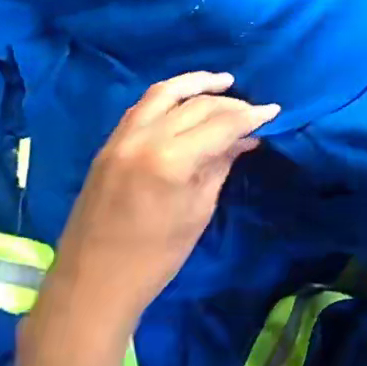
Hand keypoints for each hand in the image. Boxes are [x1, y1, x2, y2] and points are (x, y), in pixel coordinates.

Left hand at [53, 72, 279, 321]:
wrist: (93, 283)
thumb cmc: (155, 258)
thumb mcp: (198, 211)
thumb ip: (220, 165)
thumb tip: (244, 139)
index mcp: (170, 159)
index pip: (220, 124)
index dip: (250, 116)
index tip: (273, 111)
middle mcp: (144, 138)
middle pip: (195, 105)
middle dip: (228, 103)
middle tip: (253, 110)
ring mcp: (121, 138)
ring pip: (163, 93)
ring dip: (194, 84)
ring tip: (222, 82)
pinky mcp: (108, 144)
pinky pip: (143, 107)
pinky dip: (168, 97)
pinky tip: (185, 101)